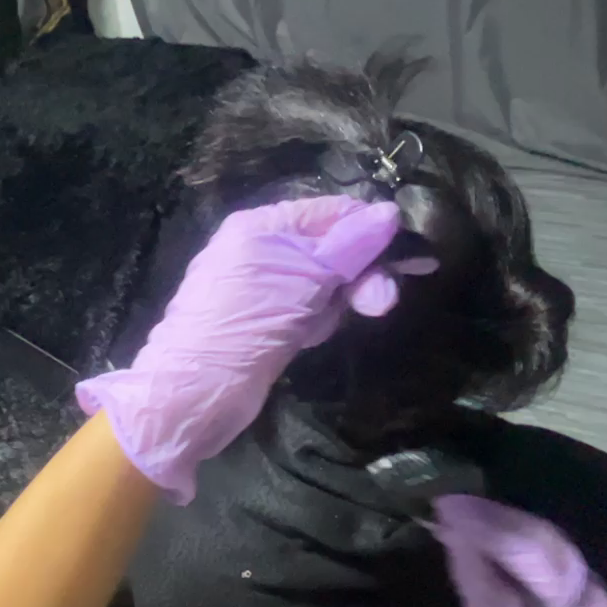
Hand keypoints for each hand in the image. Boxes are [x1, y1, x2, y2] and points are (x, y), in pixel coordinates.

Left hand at [77, 196, 432, 502]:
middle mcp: (257, 250)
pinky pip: (305, 311)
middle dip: (359, 275)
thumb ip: (347, 245)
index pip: (330, 213)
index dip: (373, 231)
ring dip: (335, 304)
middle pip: (330, 248)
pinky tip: (306, 339)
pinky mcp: (260, 324)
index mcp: (260, 226)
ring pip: (322, 284)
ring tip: (318, 327)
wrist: (190, 394)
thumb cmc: (245, 325)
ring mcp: (257, 289)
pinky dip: (314, 323)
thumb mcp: (303, 277)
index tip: (415, 259)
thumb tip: (389, 211)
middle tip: (380, 304)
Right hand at [432, 494, 606, 606]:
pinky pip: (547, 542)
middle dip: (493, 514)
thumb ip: (473, 575)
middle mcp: (588, 593)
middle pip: (542, 537)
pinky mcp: (583, 580)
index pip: (529, 551)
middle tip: (448, 499)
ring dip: (503, 517)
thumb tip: (450, 524)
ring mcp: (592, 585)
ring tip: (462, 507)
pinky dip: (514, 527)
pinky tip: (488, 522)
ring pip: (547, 536)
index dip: (486, 522)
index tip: (444, 502)